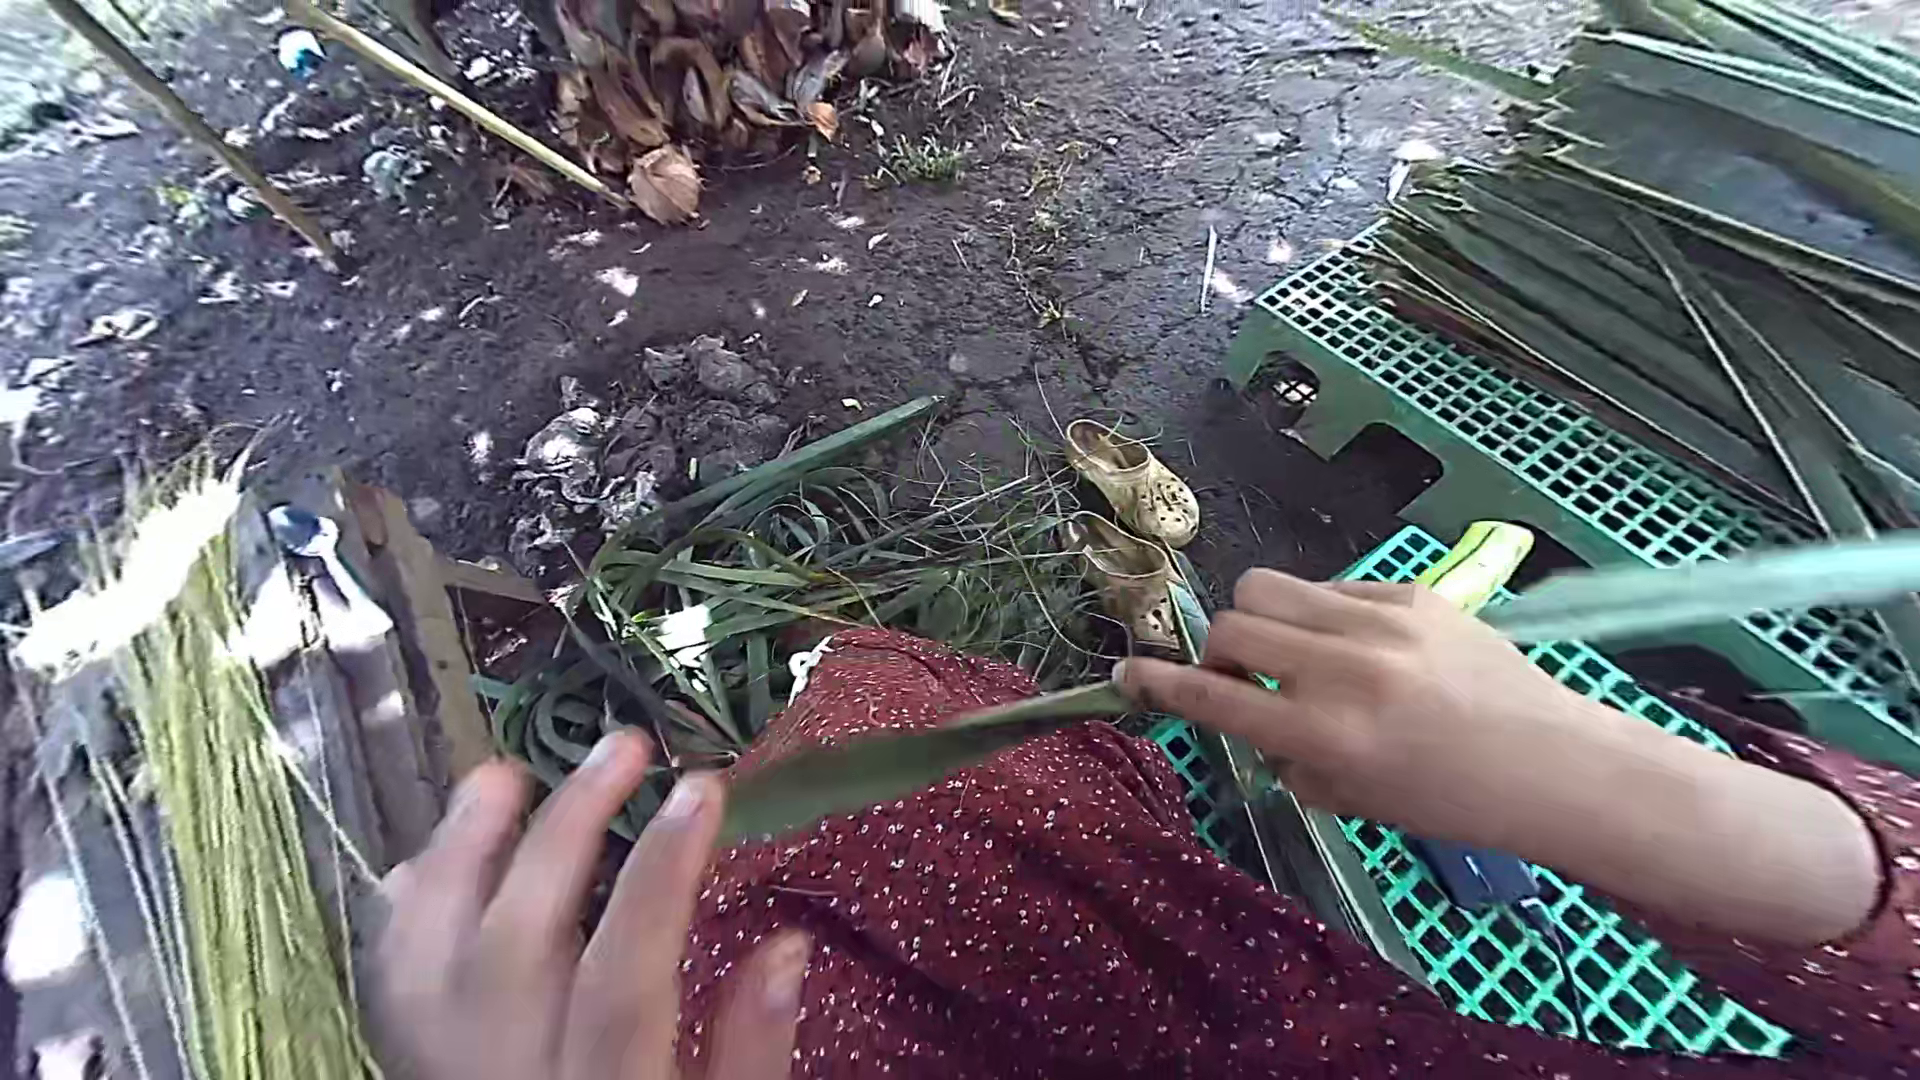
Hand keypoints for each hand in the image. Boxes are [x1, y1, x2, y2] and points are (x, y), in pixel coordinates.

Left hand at [377, 732, 807, 1079]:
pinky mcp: (420, 1076)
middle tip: (625, 747)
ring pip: (420, 968)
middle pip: (514, 951)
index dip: (662, 874)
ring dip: (459, 856)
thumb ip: (754, 1056)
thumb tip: (789, 943)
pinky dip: (403, 915)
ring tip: (502, 774)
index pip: (624, 978)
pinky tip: (428, 855)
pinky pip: (388, 995)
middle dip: (568, 830)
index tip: (704, 784)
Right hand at [1119, 571, 1611, 850]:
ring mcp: (1379, 622)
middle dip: (1223, 651)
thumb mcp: (1346, 795)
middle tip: (1250, 675)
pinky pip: (1326, 588)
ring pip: (1264, 585)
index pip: (1211, 696)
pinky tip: (1359, 643)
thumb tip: (1245, 707)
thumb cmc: (1450, 801)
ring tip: (1294, 646)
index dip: (1157, 684)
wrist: (1565, 769)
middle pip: (1230, 624)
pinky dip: (1318, 615)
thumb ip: (1277, 748)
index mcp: (1325, 733)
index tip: (1126, 674)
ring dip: (1260, 619)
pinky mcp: (1410, 593)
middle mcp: (1343, 670)